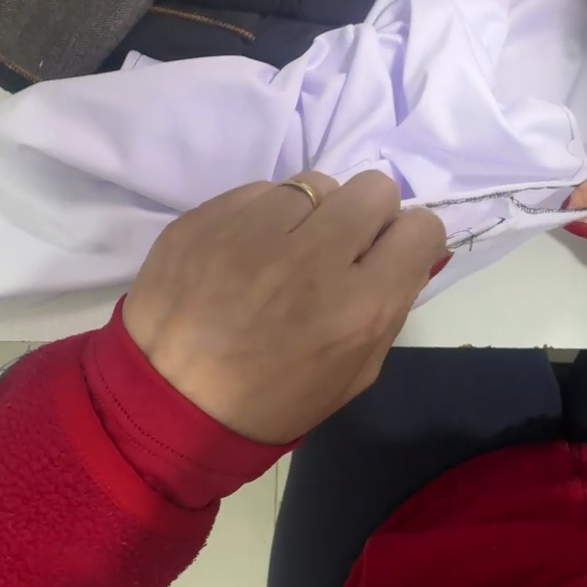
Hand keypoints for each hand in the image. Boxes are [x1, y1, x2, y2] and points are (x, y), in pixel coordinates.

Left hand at [122, 171, 446, 444]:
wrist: (166, 405)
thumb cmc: (276, 399)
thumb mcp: (358, 371)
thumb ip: (394, 302)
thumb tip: (414, 248)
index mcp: (359, 306)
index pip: (421, 227)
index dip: (411, 239)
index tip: (391, 253)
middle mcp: (313, 258)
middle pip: (374, 188)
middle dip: (368, 215)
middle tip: (342, 247)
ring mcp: (252, 232)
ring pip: (316, 182)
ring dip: (313, 214)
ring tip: (284, 252)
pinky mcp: (203, 218)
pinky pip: (260, 192)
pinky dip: (264, 217)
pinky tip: (244, 255)